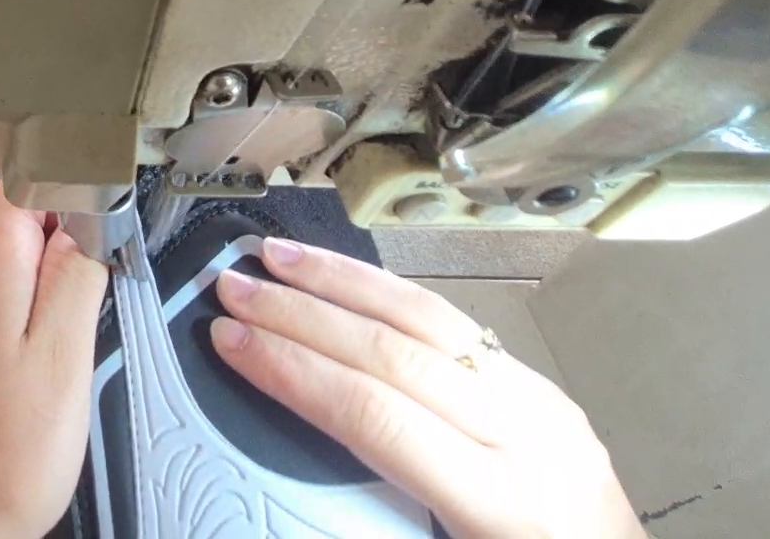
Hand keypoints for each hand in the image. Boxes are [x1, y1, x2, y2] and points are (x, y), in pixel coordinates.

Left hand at [0, 182, 109, 538]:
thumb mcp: (62, 360)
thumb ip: (76, 276)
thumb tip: (89, 219)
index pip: (30, 174)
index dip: (74, 186)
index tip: (102, 224)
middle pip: (23, 215)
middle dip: (66, 244)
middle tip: (87, 303)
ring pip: (11, 258)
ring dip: (45, 283)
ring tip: (58, 345)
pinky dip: (22, 311)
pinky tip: (30, 362)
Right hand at [208, 238, 643, 538]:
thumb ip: (367, 517)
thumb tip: (280, 463)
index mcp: (507, 507)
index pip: (375, 415)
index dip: (292, 371)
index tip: (229, 341)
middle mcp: (529, 440)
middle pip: (392, 353)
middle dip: (298, 314)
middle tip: (231, 288)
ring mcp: (540, 402)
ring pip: (424, 316)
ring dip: (335, 279)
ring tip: (272, 256)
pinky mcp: (537, 383)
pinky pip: (450, 319)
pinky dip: (381, 288)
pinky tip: (337, 273)